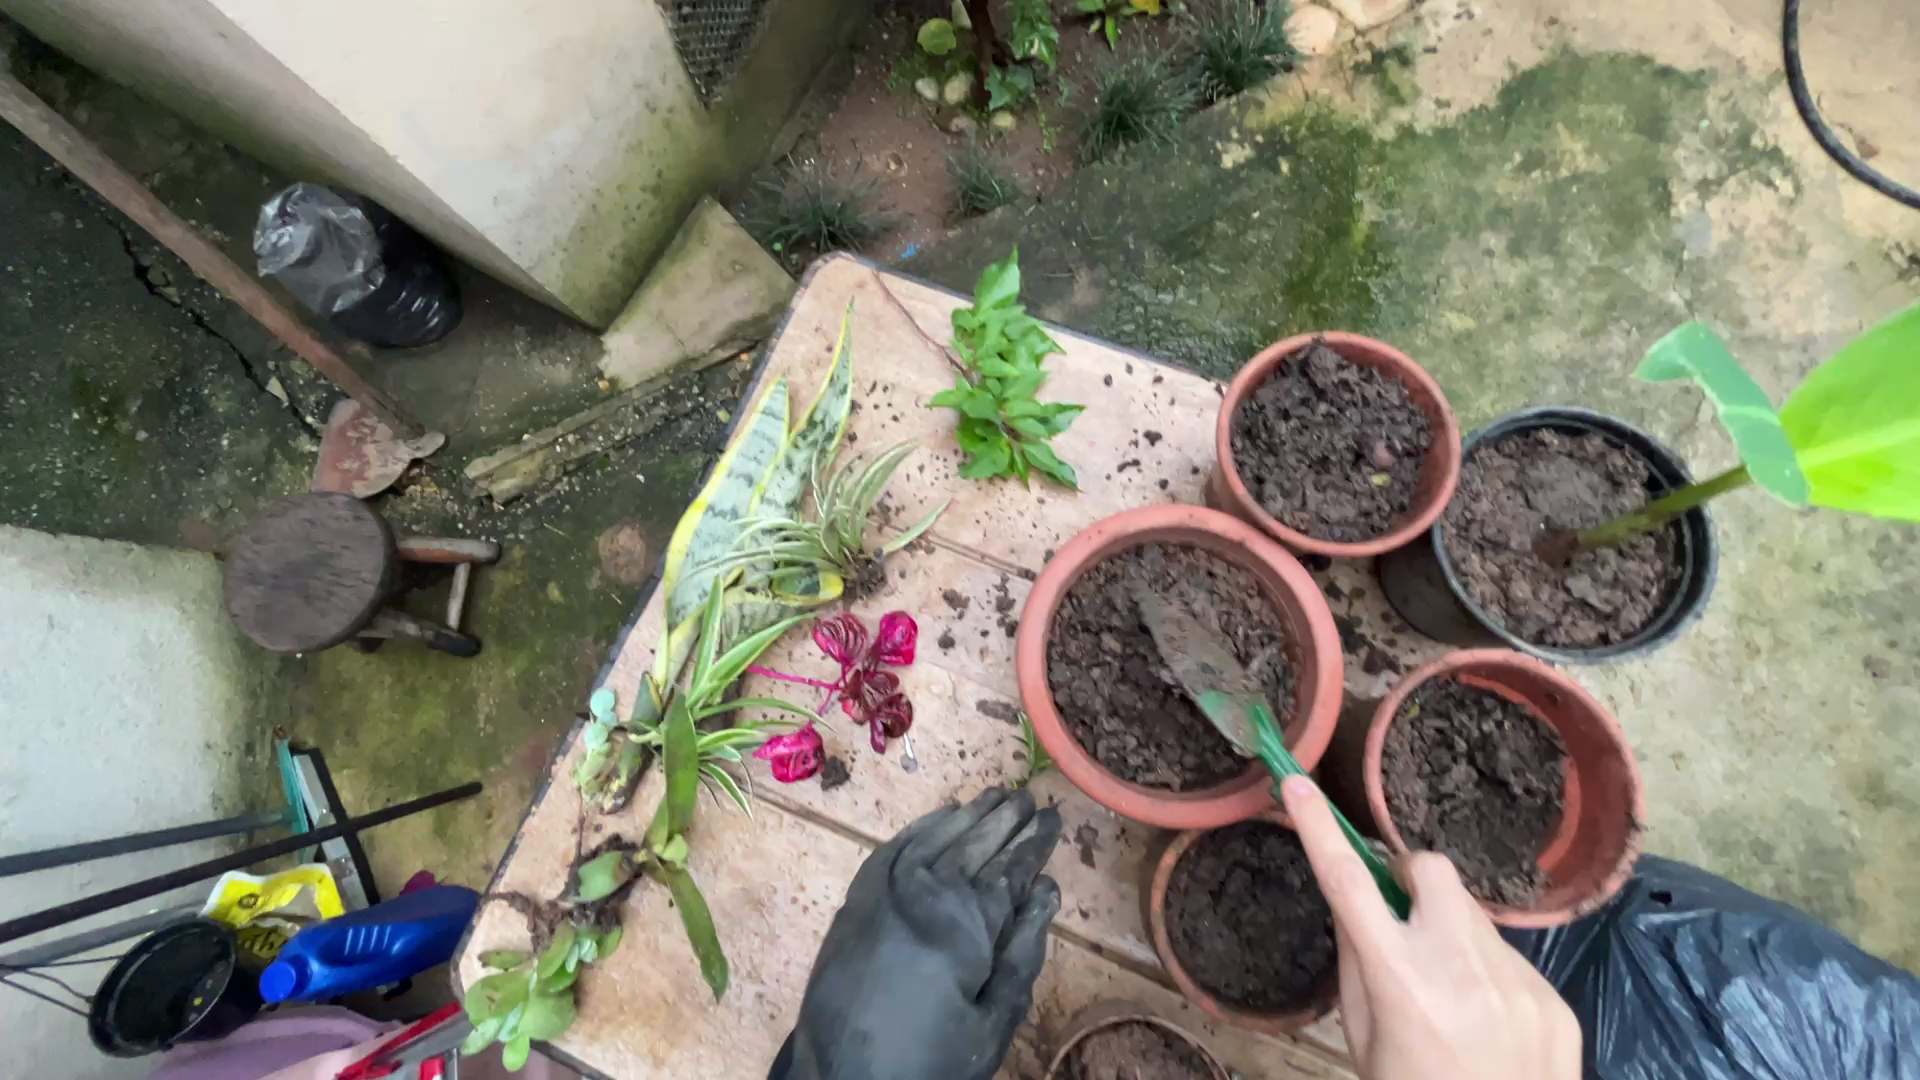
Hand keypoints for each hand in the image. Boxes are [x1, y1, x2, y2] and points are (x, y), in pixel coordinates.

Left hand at [772, 787, 1062, 1079]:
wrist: (839, 1077)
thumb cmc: (926, 1060)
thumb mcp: (991, 1024)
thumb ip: (1022, 953)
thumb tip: (1047, 890)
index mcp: (968, 922)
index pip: (1012, 868)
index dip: (1034, 841)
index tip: (1052, 816)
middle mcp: (931, 889)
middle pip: (979, 842)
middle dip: (1007, 818)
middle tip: (1029, 796)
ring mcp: (891, 885)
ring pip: (942, 834)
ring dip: (972, 813)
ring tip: (996, 795)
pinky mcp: (861, 892)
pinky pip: (900, 843)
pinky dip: (927, 824)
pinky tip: (945, 813)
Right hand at [1280, 775, 1579, 1079]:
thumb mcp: (1360, 1030)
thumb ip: (1356, 953)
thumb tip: (1354, 894)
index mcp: (1399, 980)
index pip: (1346, 882)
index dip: (1318, 828)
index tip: (1298, 783)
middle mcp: (1459, 970)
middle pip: (1428, 868)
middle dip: (1406, 875)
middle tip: (1399, 912)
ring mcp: (1516, 983)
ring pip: (1468, 911)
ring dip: (1446, 925)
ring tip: (1450, 985)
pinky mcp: (1553, 999)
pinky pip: (1505, 952)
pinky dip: (1484, 966)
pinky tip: (1487, 1017)